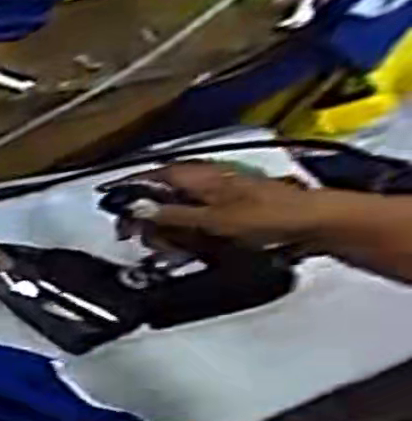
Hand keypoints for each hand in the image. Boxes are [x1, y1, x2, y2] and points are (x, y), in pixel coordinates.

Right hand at [107, 161, 325, 245]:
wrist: (316, 225)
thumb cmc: (266, 217)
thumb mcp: (209, 219)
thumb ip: (168, 214)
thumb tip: (132, 208)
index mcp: (204, 178)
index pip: (157, 174)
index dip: (130, 184)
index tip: (104, 196)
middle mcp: (210, 182)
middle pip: (161, 193)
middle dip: (142, 213)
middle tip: (130, 233)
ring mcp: (220, 196)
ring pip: (174, 208)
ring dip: (161, 227)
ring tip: (161, 246)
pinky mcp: (228, 210)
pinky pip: (190, 219)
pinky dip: (178, 231)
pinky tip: (178, 246)